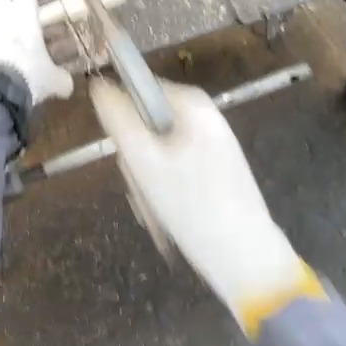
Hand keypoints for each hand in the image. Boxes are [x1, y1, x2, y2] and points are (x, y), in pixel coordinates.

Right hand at [90, 76, 319, 335]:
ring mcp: (212, 141)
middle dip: (137, 155)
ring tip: (157, 205)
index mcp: (191, 102)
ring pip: (157, 147)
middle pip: (146, 121)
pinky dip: (165, 185)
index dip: (122, 119)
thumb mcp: (143, 160)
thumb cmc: (192, 206)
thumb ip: (117, 117)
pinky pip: (174, 164)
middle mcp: (204, 114)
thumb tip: (98, 84)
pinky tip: (170, 210)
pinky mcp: (216, 167)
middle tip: (143, 186)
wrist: (247, 261)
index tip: (125, 152)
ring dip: (148, 175)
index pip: (136, 89)